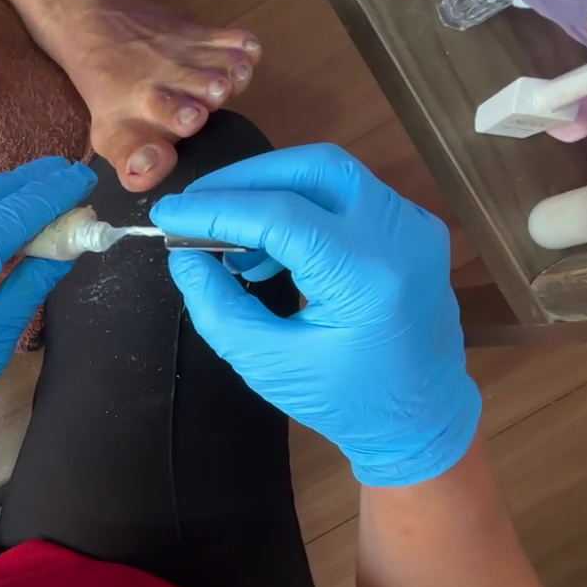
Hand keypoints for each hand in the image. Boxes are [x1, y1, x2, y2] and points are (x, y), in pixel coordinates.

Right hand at [151, 144, 479, 486]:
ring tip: (227, 238)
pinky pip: (343, 194)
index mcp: (367, 278)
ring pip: (329, 173)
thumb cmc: (342, 400)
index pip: (280, 216)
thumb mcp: (265, 363)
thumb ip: (217, 306)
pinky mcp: (410, 227)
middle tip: (194, 205)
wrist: (420, 417)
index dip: (215, 209)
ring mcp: (413, 225)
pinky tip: (266, 248)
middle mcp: (400, 236)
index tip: (167, 214)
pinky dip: (295, 206)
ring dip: (268, 191)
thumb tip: (183, 256)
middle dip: (243, 180)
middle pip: (312, 168)